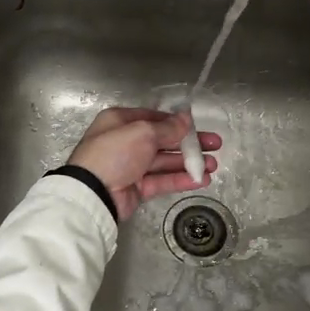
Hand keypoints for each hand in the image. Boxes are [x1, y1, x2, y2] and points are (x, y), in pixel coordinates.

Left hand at [66, 107, 220, 219]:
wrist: (93, 192)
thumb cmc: (115, 153)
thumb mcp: (142, 132)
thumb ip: (166, 127)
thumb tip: (185, 118)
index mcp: (119, 122)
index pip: (152, 118)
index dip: (175, 121)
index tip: (198, 125)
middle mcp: (124, 142)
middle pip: (162, 140)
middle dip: (189, 143)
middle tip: (216, 145)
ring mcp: (130, 166)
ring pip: (164, 162)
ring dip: (189, 162)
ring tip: (214, 164)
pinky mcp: (136, 188)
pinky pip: (161, 181)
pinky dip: (180, 179)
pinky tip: (202, 179)